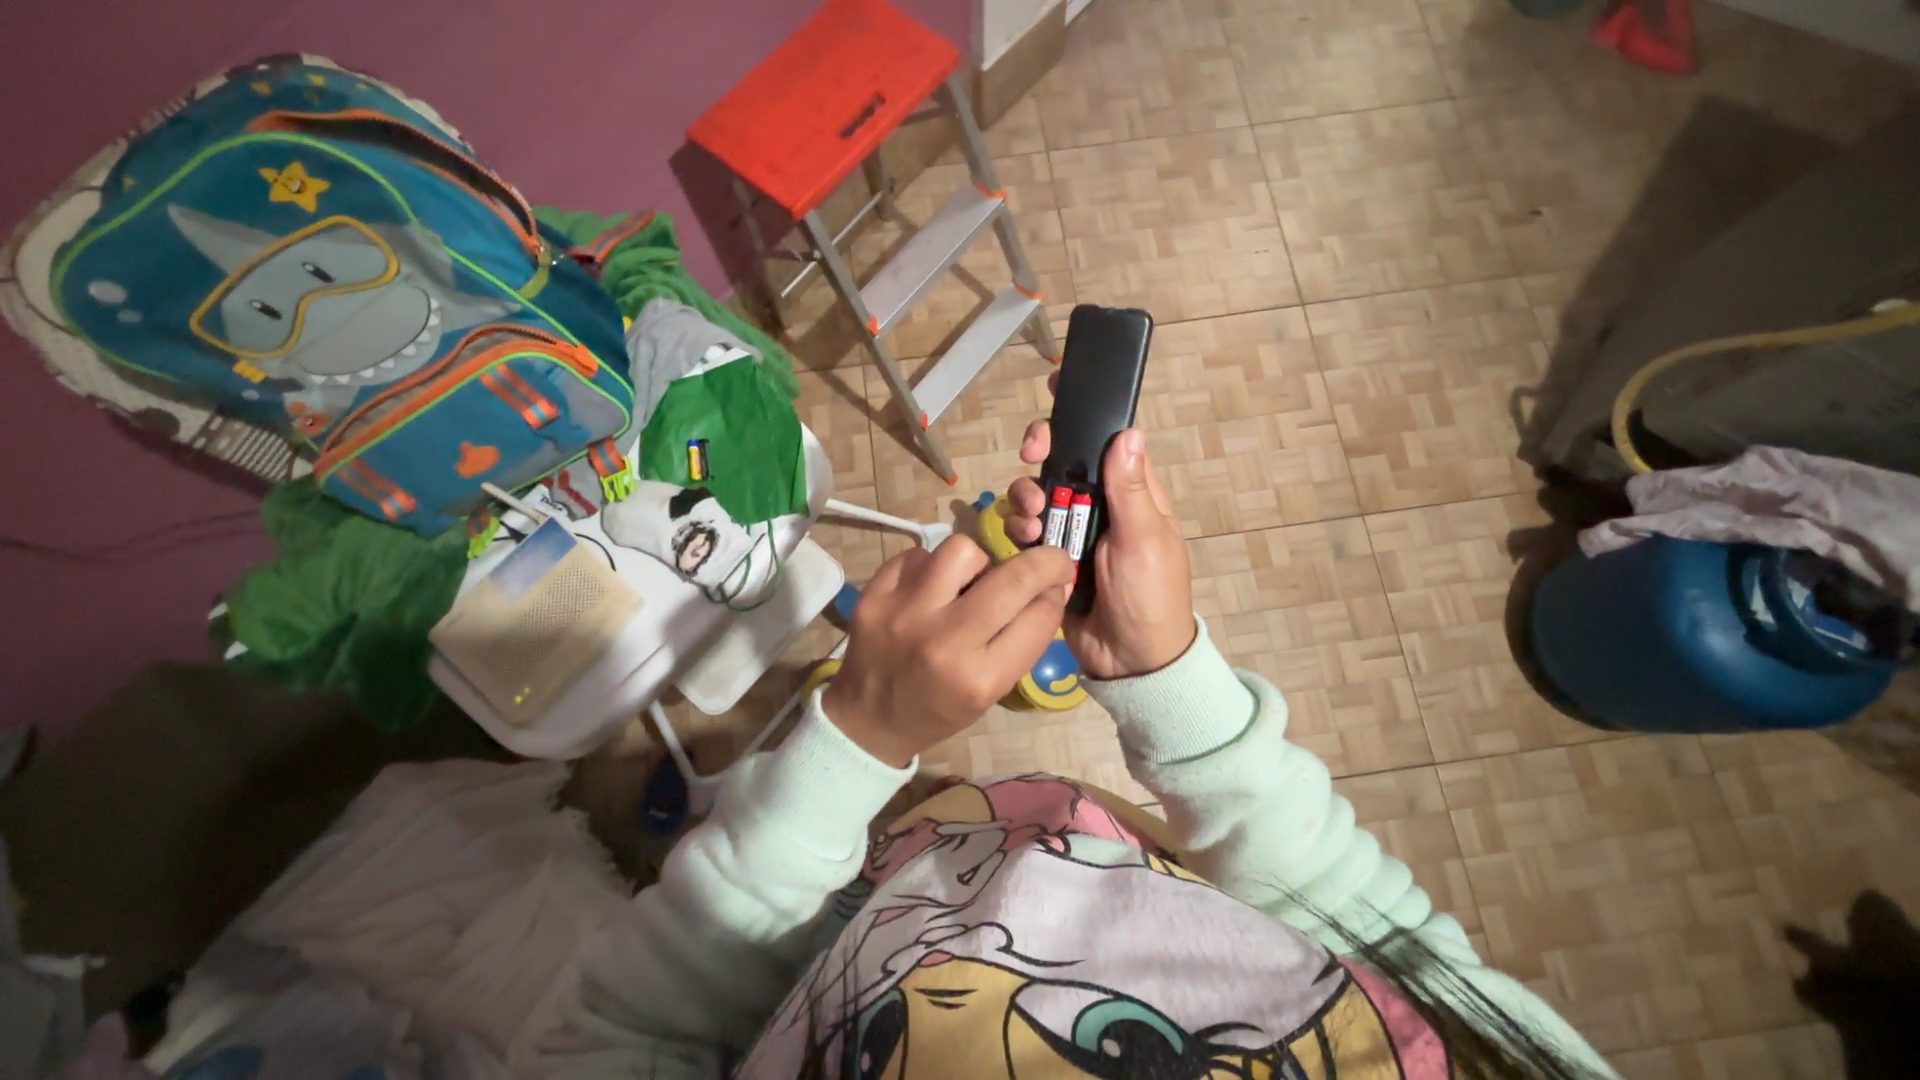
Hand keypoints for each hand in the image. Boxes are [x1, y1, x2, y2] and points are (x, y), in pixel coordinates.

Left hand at [823, 537, 1075, 765]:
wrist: (867, 721)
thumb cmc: (939, 709)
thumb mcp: (991, 690)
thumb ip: (1024, 639)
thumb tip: (1052, 584)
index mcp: (979, 678)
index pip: (1039, 616)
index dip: (1057, 592)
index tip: (1059, 582)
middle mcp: (943, 643)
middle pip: (1011, 578)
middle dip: (1043, 561)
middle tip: (1047, 560)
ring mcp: (903, 614)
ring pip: (961, 550)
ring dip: (978, 561)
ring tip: (970, 582)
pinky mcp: (874, 596)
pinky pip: (917, 555)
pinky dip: (931, 566)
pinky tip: (930, 588)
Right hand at [1005, 422, 1194, 680]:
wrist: (1128, 661)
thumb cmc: (1149, 596)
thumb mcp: (1145, 540)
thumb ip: (1131, 489)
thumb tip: (1129, 431)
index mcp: (1135, 494)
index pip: (1109, 440)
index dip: (1084, 415)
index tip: (1057, 390)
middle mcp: (1102, 504)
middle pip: (1065, 460)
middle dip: (1044, 451)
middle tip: (1031, 452)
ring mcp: (1074, 529)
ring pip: (1039, 491)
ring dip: (1027, 495)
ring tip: (1032, 518)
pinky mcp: (1051, 555)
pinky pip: (1026, 527)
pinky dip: (1019, 525)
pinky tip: (1024, 537)